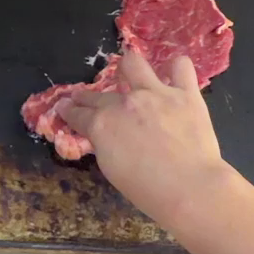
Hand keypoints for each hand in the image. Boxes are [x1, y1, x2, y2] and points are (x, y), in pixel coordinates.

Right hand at [56, 49, 234, 224]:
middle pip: (98, 94)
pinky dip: (176, 70)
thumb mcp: (111, 168)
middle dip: (86, 97)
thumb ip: (104, 143)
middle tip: (83, 98)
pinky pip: (181, 67)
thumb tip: (105, 134)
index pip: (77, 115)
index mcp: (101, 124)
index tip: (64, 108)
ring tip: (130, 76)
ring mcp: (155, 93)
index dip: (68, 112)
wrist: (188, 187)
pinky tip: (173, 77)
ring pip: (133, 64)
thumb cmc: (146, 189)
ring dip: (128, 69)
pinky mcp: (186, 94)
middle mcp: (124, 103)